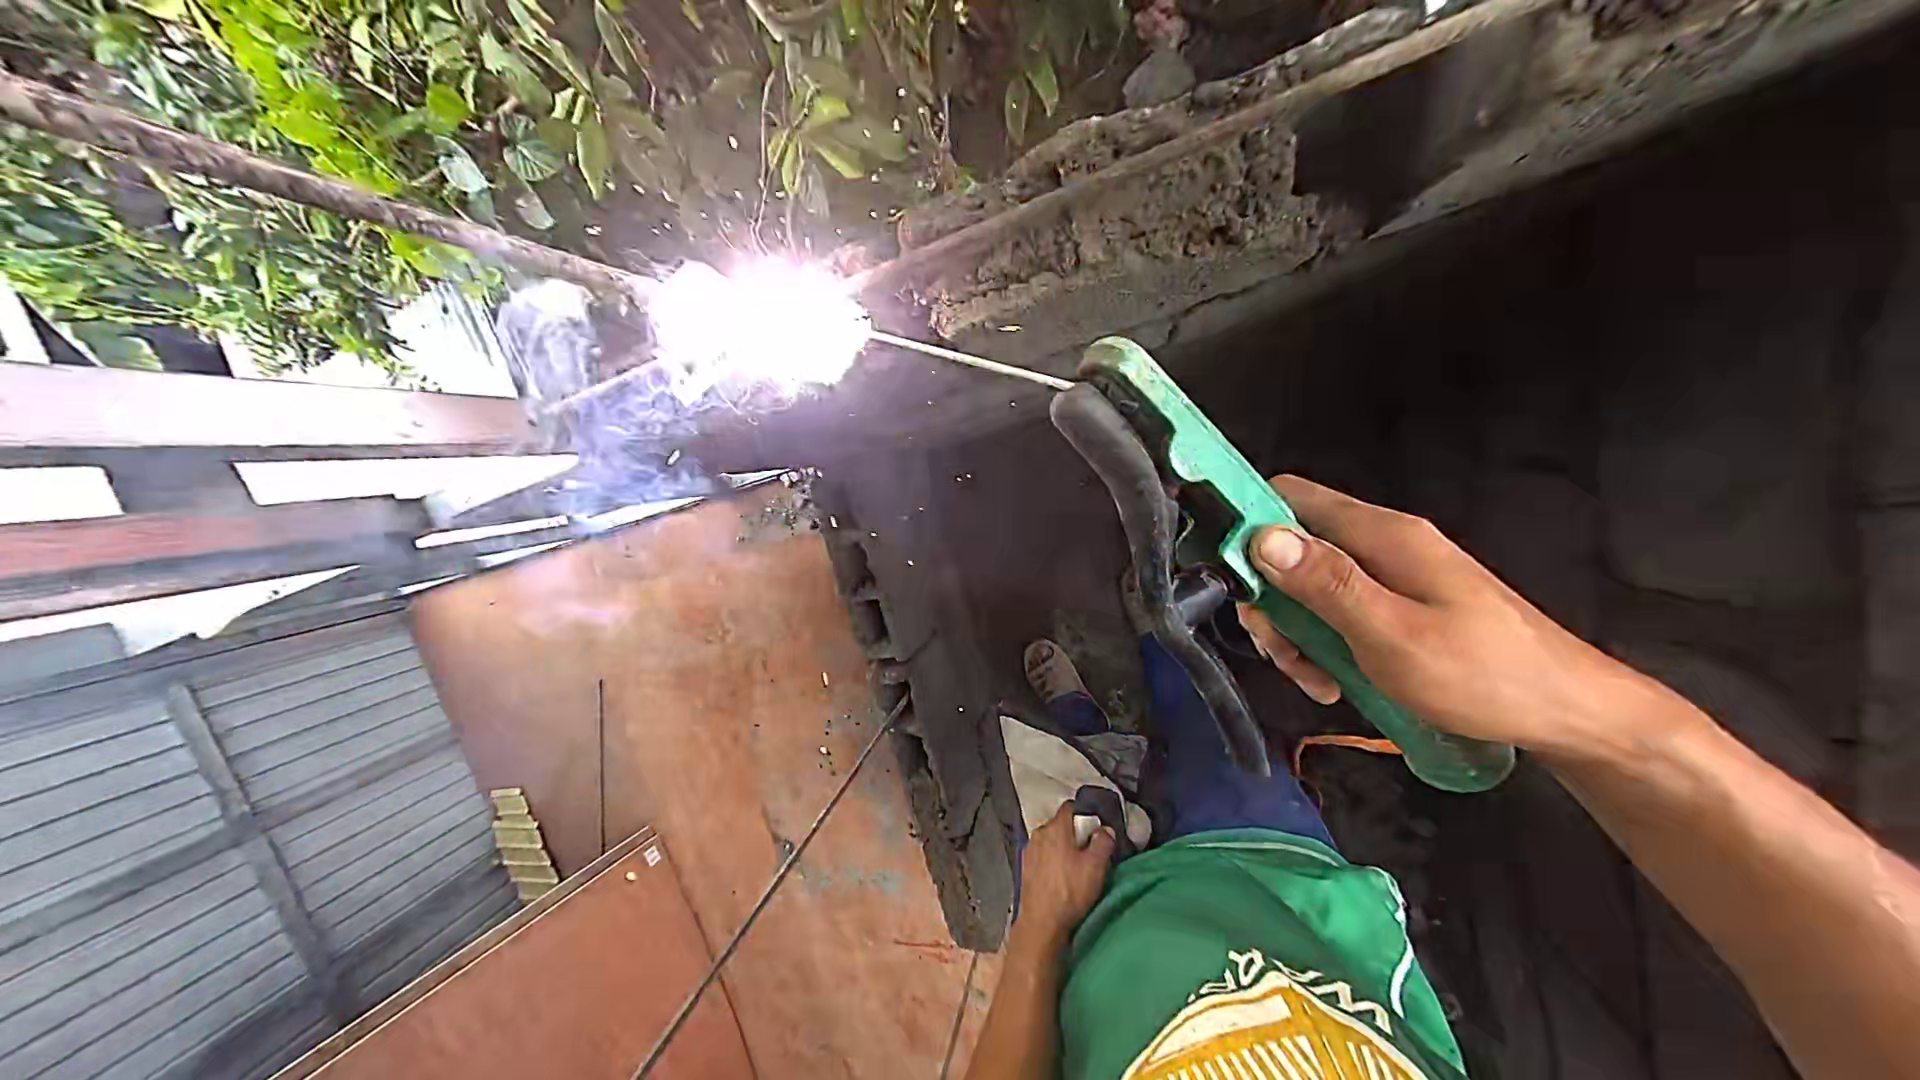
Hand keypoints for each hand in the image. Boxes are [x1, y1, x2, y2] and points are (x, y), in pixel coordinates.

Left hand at [1014, 802, 1114, 949]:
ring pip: (1050, 840)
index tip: (1094, 828)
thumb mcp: (1096, 866)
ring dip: (1061, 847)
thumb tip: (1105, 829)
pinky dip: (1051, 859)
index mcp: (1056, 827)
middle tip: (1088, 850)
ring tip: (1074, 866)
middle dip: (1073, 833)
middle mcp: (1039, 833)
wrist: (1042, 922)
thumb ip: (1103, 842)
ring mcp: (1029, 849)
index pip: (1070, 807)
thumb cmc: (1071, 891)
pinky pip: (1042, 854)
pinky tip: (1059, 876)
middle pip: (1060, 824)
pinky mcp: (1025, 866)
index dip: (1084, 814)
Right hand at [1235, 475, 1683, 761]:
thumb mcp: (1392, 633)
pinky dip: (1321, 642)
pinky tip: (1334, 678)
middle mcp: (1379, 544)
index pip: (1287, 496)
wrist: (1572, 717)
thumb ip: (1326, 583)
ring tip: (1312, 676)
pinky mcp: (1394, 604)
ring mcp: (1387, 575)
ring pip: (1305, 585)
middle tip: (1278, 649)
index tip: (1230, 577)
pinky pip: (1334, 611)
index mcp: (1380, 535)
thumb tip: (1262, 536)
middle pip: (1289, 547)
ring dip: (1294, 629)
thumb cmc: (1485, 676)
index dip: (1246, 523)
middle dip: (1268, 597)